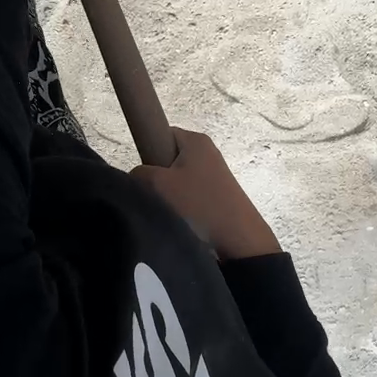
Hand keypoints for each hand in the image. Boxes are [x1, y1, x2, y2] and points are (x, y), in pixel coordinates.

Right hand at [130, 129, 281, 260]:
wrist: (241, 243)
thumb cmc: (198, 204)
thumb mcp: (158, 184)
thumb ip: (138, 173)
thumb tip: (136, 178)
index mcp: (195, 140)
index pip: (159, 133)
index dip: (147, 151)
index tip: (145, 175)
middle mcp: (208, 151)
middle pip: (168, 158)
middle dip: (158, 177)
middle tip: (154, 196)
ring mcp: (217, 175)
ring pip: (179, 180)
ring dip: (171, 196)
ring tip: (170, 213)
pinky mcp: (222, 196)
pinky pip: (192, 196)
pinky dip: (186, 208)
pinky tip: (185, 223)